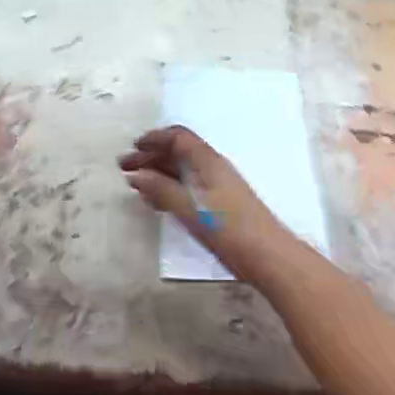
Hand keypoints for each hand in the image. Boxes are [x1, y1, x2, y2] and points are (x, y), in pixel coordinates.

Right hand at [118, 126, 292, 281]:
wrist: (269, 256)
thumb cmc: (228, 229)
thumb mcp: (190, 209)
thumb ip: (162, 190)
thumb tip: (136, 174)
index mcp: (207, 160)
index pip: (178, 137)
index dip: (154, 138)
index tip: (133, 147)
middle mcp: (213, 166)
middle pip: (179, 152)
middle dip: (151, 156)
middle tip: (125, 168)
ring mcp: (219, 185)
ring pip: (184, 169)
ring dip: (160, 172)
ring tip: (137, 184)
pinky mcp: (222, 203)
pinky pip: (190, 185)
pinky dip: (171, 187)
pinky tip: (159, 201)